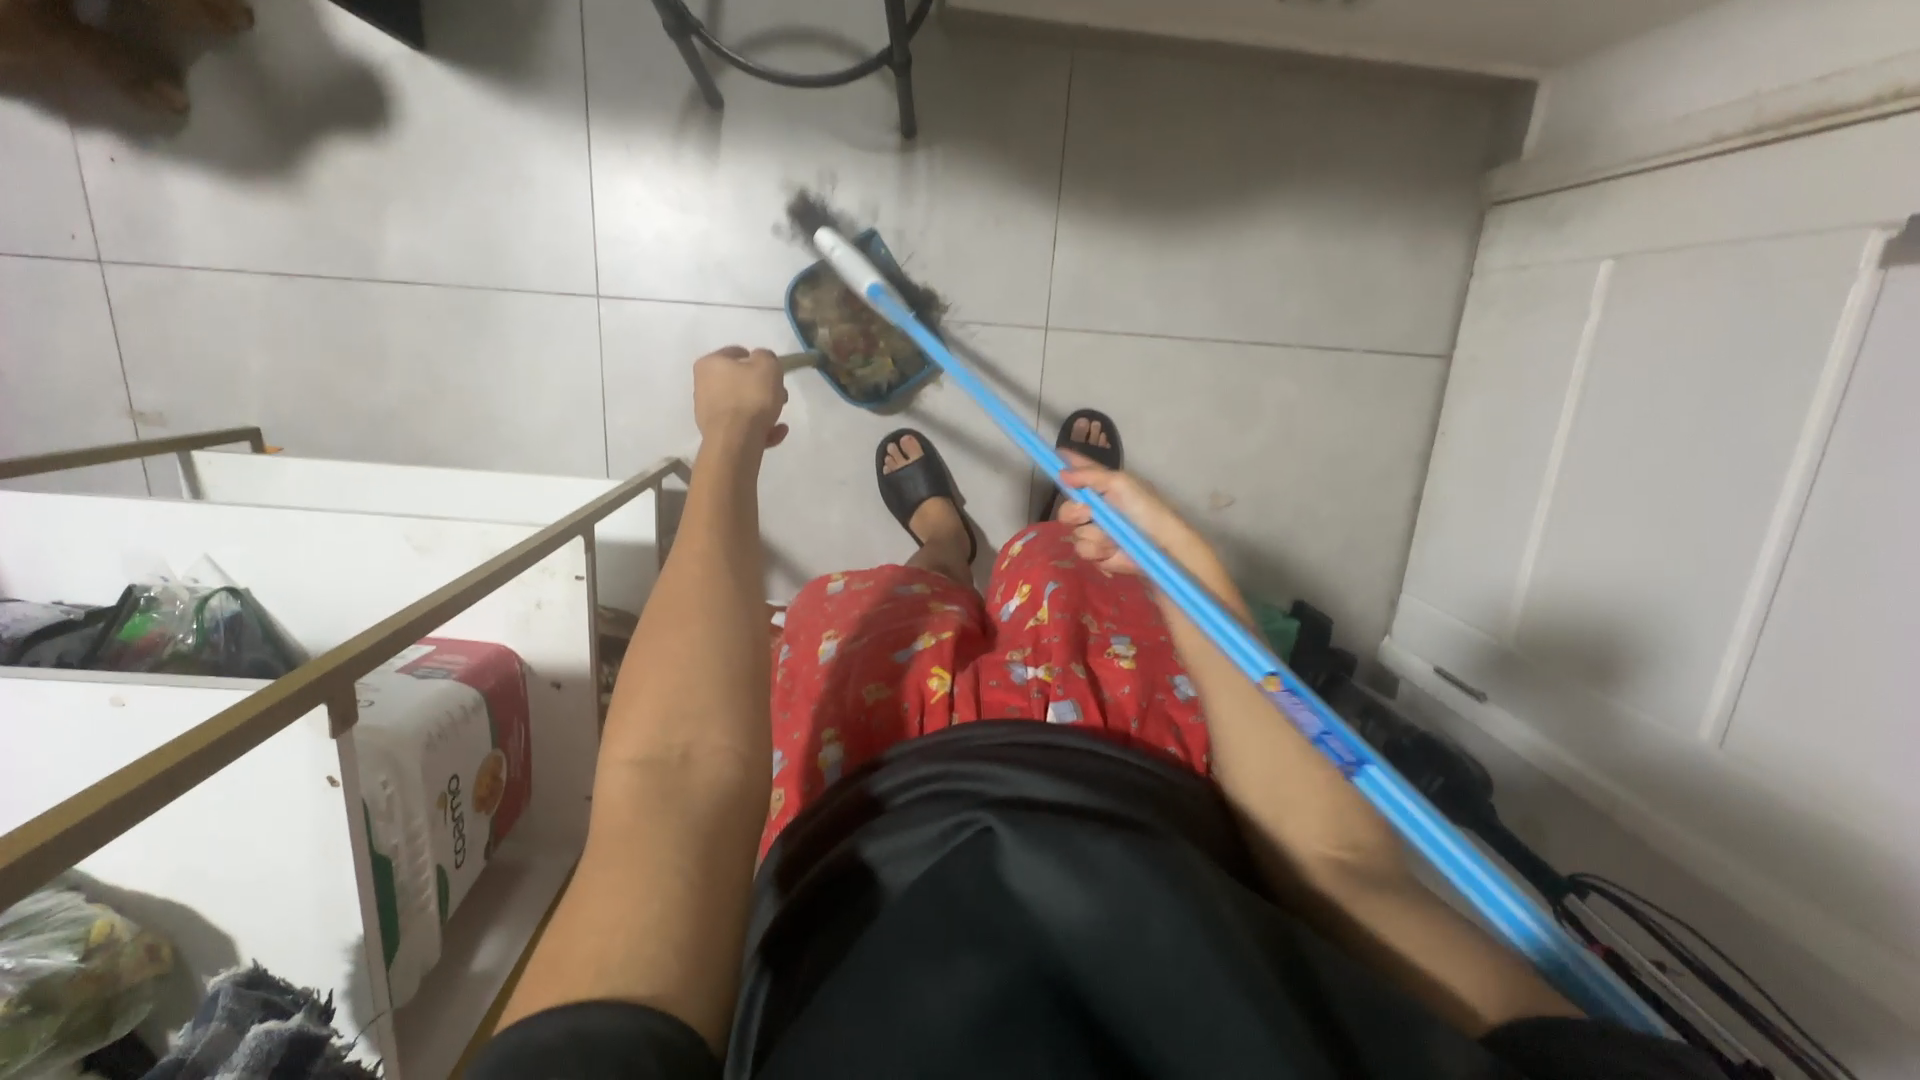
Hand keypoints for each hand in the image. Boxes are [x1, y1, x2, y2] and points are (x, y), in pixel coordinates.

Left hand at [693, 347, 788, 447]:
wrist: (736, 440)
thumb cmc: (751, 396)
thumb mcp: (768, 365)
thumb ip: (766, 357)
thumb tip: (760, 360)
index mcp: (710, 363)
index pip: (736, 353)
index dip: (758, 360)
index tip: (773, 374)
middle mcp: (703, 385)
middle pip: (739, 381)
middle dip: (762, 388)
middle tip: (780, 395)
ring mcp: (707, 411)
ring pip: (741, 404)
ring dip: (762, 409)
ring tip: (779, 418)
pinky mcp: (716, 432)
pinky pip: (741, 425)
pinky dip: (758, 427)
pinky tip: (776, 432)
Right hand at [1055, 450, 1214, 576]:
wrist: (1161, 544)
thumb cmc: (1145, 508)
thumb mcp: (1120, 483)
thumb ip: (1089, 475)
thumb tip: (1061, 472)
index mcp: (1101, 487)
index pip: (1077, 473)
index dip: (1064, 466)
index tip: (1051, 459)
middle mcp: (1094, 509)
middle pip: (1066, 510)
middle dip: (1075, 512)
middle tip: (1089, 513)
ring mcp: (1095, 533)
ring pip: (1074, 533)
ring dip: (1094, 534)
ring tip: (1114, 536)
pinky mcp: (1097, 555)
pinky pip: (1083, 551)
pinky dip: (1100, 551)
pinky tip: (1114, 549)